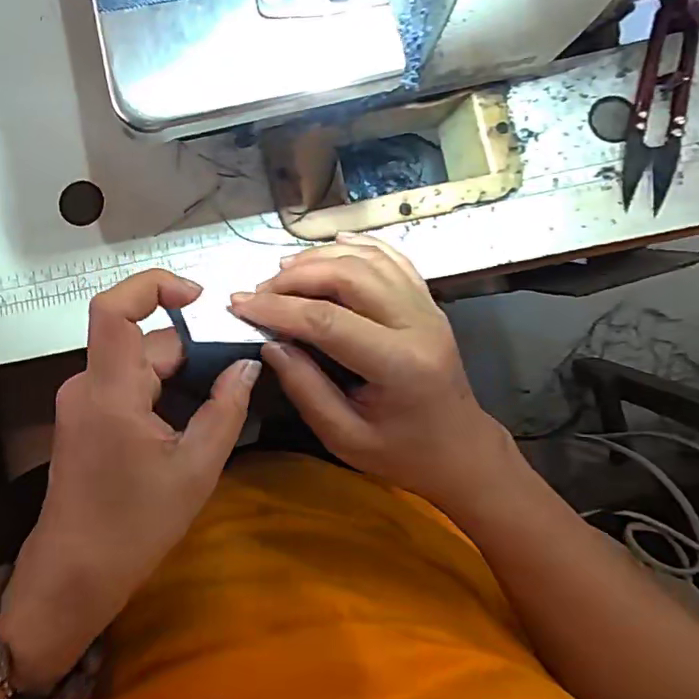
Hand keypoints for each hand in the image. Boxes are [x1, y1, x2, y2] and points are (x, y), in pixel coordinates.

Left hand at [0, 270, 258, 689]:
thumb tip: (247, 367)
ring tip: (220, 401)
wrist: (72, 577)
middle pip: (143, 342)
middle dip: (192, 350)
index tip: (198, 295)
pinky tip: (190, 419)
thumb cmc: (133, 528)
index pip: (113, 309)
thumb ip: (225, 410)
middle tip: (237, 373)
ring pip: (138, 365)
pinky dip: (161, 390)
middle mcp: (87, 385)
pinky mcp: (84, 419)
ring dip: (179, 374)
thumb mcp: (194, 470)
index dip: (152, 285)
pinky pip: (127, 385)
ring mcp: (81, 402)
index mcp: (109, 391)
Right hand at [227, 233, 522, 512]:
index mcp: (401, 365)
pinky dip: (358, 245)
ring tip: (282, 271)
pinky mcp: (427, 301)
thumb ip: (306, 389)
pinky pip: (392, 258)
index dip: (278, 309)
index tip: (239, 305)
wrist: (459, 448)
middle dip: (295, 277)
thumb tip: (270, 344)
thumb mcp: (346, 438)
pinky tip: (332, 244)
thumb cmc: (403, 453)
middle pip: (349, 276)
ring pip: (368, 259)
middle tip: (259, 292)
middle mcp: (419, 324)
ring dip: (320, 257)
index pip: (328, 321)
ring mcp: (427, 307)